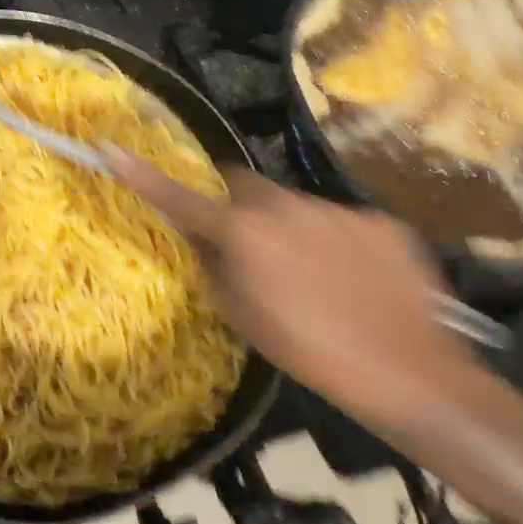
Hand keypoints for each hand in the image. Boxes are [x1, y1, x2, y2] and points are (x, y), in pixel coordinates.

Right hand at [101, 149, 471, 422]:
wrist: (414, 375)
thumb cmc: (308, 350)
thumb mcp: (240, 313)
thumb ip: (211, 262)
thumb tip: (195, 233)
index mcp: (244, 232)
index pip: (179, 197)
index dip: (140, 174)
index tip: (108, 147)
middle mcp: (287, 208)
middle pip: (244, 189)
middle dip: (237, 209)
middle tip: (247, 249)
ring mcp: (339, 212)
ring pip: (294, 208)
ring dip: (288, 229)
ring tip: (311, 277)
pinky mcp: (382, 224)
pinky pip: (340, 223)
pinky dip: (334, 242)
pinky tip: (351, 280)